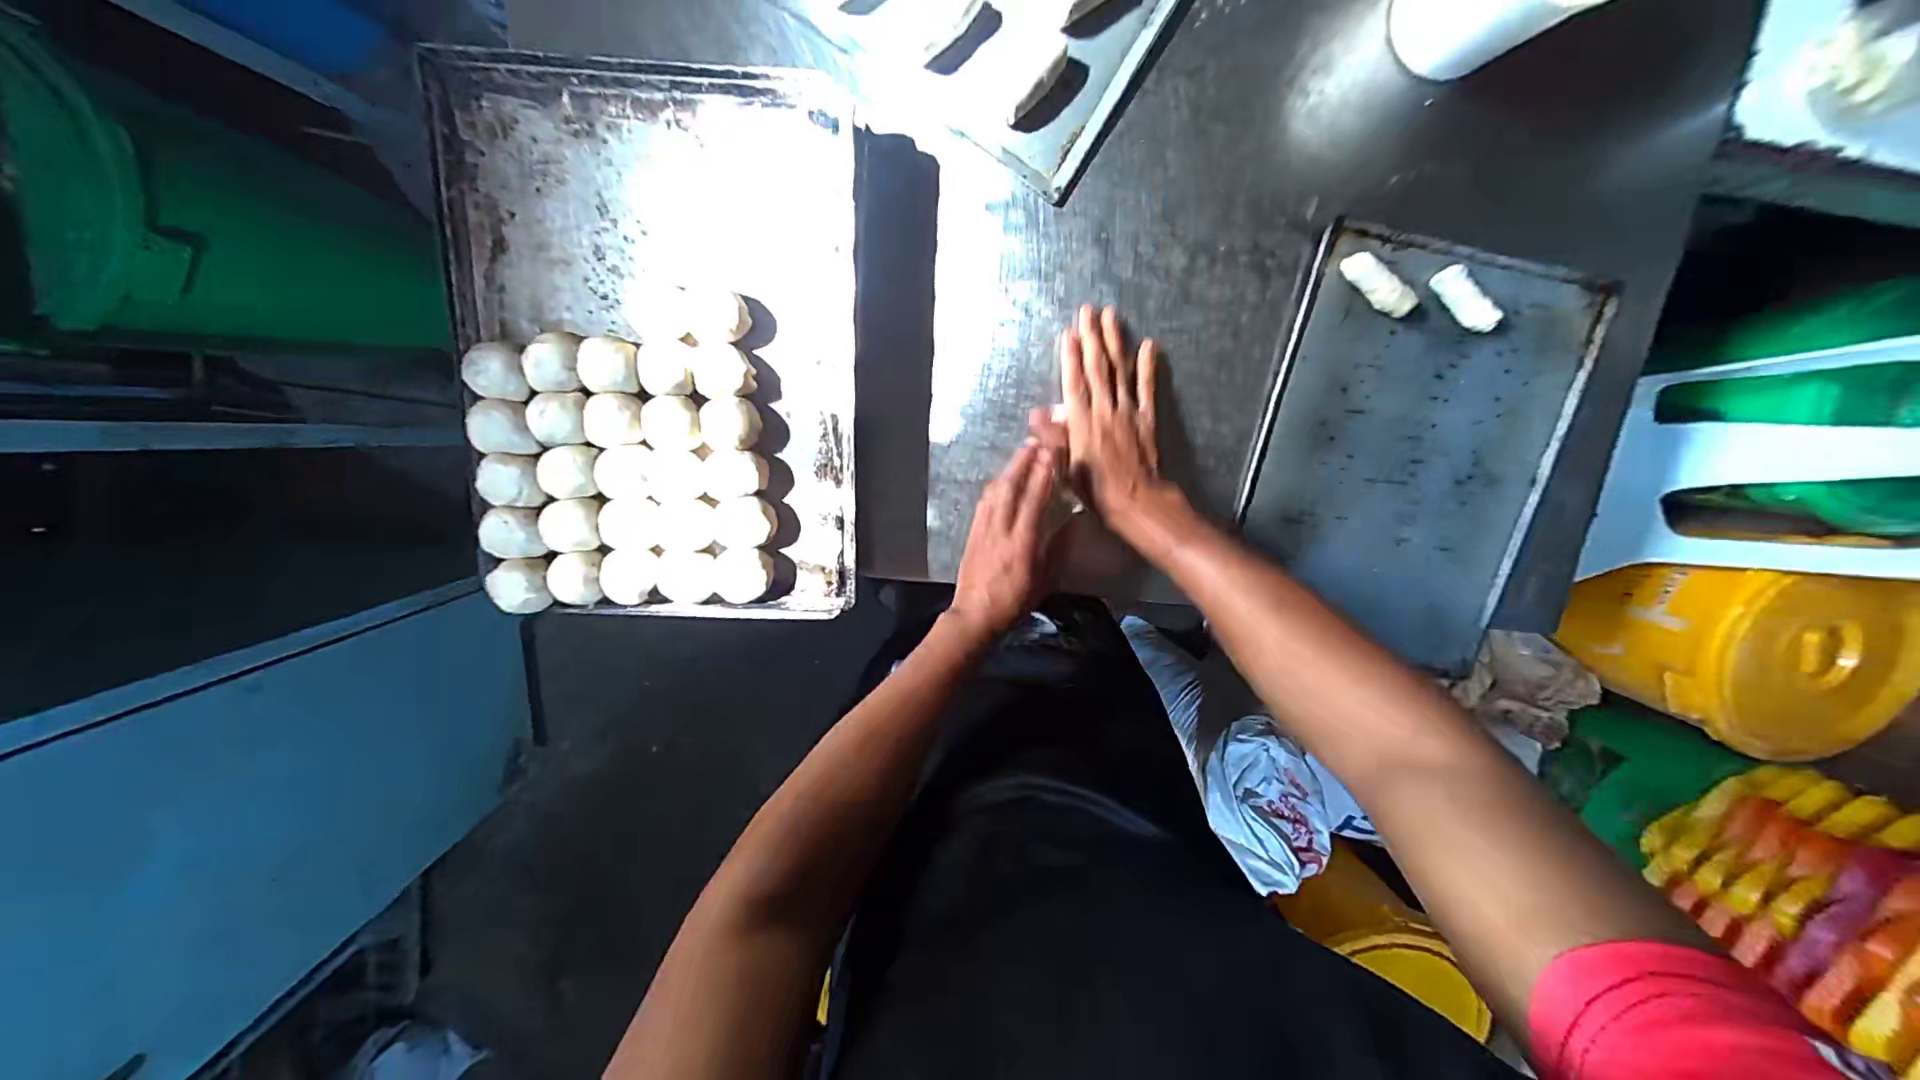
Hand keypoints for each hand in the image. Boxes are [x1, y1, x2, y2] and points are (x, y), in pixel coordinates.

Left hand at [949, 441, 1060, 639]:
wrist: (976, 614)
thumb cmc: (1016, 600)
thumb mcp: (1046, 579)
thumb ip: (1057, 549)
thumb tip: (1069, 522)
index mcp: (1022, 543)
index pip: (1033, 500)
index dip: (1042, 475)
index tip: (1050, 455)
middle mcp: (1001, 531)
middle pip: (1011, 489)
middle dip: (1022, 463)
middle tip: (1034, 444)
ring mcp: (983, 530)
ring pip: (995, 492)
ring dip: (1008, 471)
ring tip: (1020, 454)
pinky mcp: (972, 533)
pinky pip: (984, 503)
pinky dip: (994, 487)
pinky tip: (1000, 480)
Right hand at [1031, 305, 1180, 540]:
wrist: (1136, 502)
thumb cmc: (1095, 490)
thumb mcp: (1067, 468)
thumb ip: (1053, 438)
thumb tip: (1035, 414)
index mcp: (1082, 423)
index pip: (1074, 382)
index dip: (1070, 357)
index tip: (1068, 332)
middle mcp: (1105, 410)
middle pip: (1097, 368)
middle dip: (1091, 337)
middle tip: (1088, 310)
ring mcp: (1128, 412)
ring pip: (1120, 370)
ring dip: (1115, 341)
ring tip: (1111, 316)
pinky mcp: (1147, 419)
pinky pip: (1147, 388)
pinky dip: (1147, 366)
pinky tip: (1149, 345)